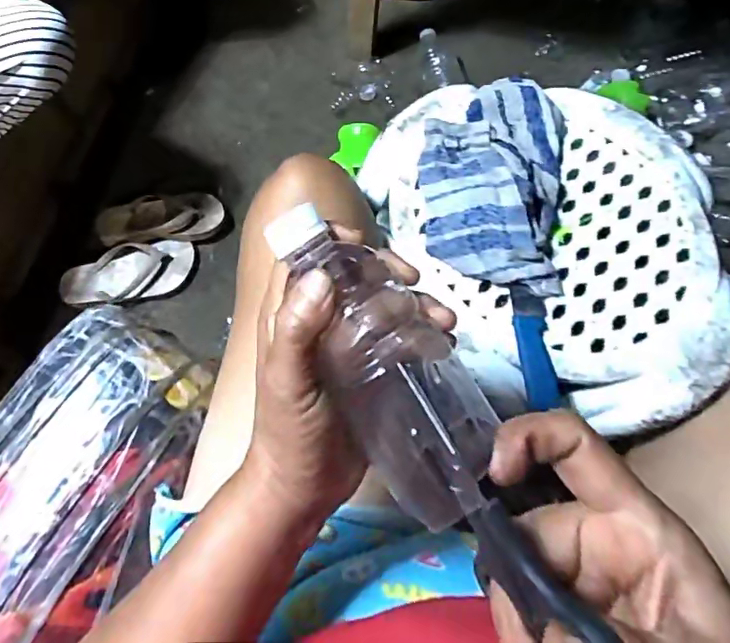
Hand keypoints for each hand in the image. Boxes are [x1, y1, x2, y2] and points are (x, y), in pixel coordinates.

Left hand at [241, 223, 452, 521]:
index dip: (330, 241)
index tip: (360, 243)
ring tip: (442, 319)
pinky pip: (399, 333)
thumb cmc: (288, 429)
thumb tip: (322, 276)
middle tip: (411, 278)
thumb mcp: (287, 378)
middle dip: (383, 269)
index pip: (305, 257)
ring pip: (381, 301)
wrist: (305, 488)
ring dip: (413, 301)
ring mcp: (348, 340)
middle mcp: (319, 318)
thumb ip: (296, 328)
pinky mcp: (373, 364)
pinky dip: (422, 329)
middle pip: (352, 273)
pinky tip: (442, 340)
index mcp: (289, 312)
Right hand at [486, 412, 729, 642]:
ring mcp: (578, 578)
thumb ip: (616, 637)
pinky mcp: (563, 615)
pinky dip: (519, 632)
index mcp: (637, 525)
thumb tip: (542, 627)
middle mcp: (599, 540)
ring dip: (516, 617)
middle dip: (514, 576)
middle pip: (530, 527)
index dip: (529, 437)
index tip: (495, 473)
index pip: (575, 446)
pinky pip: (521, 608)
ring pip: (515, 571)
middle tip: (523, 634)